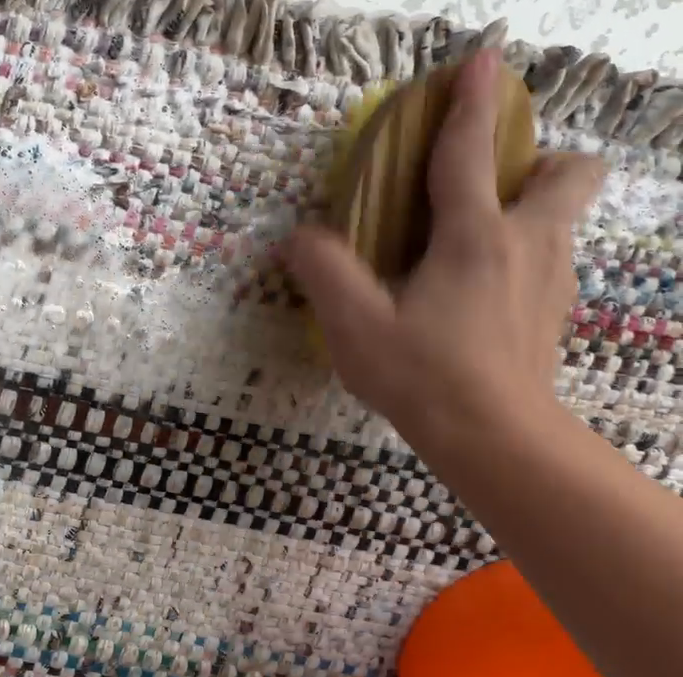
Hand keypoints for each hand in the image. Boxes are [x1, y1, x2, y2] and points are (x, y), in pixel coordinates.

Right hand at [283, 49, 606, 449]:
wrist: (490, 430)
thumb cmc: (419, 373)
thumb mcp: (353, 324)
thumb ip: (325, 272)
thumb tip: (296, 237)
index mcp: (476, 238)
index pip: (470, 155)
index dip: (471, 104)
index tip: (479, 59)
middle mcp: (529, 243)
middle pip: (567, 171)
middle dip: (536, 161)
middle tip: (483, 188)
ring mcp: (551, 275)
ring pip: (559, 216)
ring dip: (522, 211)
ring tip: (460, 251)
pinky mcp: (553, 308)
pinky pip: (544, 258)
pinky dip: (515, 256)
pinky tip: (468, 296)